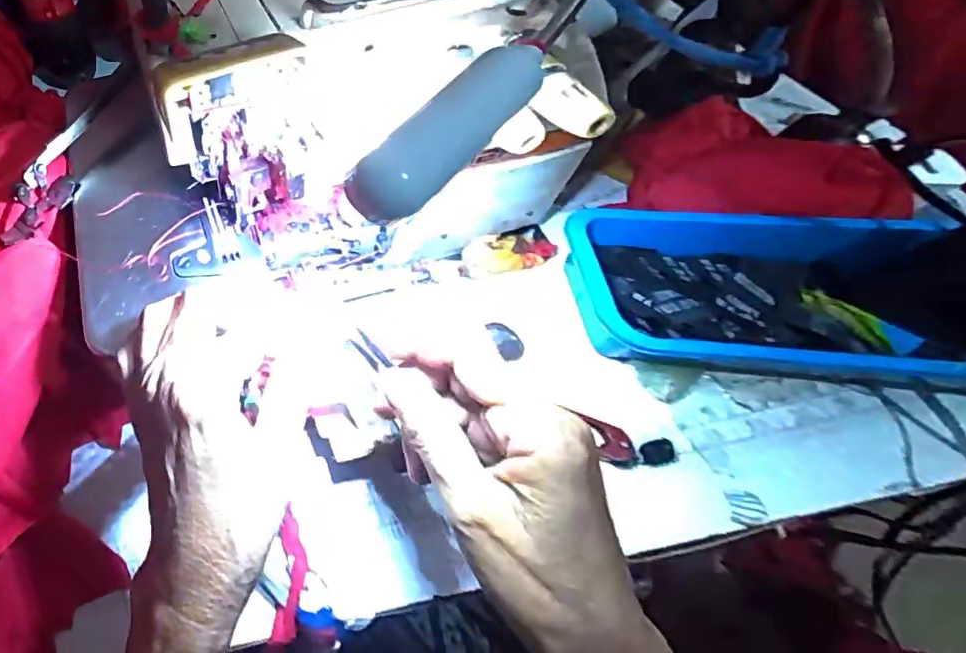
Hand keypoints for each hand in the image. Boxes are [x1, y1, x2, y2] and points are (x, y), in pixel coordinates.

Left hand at [121, 289, 309, 652]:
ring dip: (192, 308)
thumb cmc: (242, 511)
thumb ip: (288, 389)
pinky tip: (181, 339)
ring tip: (225, 322)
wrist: (192, 555)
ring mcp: (140, 381)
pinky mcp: (131, 394)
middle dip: (233, 301)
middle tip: (263, 315)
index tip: (302, 319)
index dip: (279, 322)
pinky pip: (133, 340)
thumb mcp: (279, 454)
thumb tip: (303, 345)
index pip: (245, 331)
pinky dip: (157, 328)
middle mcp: (163, 373)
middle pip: (193, 305)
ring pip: (157, 313)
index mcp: (202, 388)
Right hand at [374, 329, 669, 652]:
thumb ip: (428, 431)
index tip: (374, 343)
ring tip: (406, 454)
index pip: (468, 362)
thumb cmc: (535, 578)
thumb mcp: (469, 502)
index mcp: (542, 425)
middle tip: (380, 412)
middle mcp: (547, 420)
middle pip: (464, 383)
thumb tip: (390, 377)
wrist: (591, 642)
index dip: (417, 349)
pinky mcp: (536, 456)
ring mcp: (543, 438)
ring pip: (465, 407)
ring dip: (429, 424)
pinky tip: (427, 464)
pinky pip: (478, 430)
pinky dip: (447, 442)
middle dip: (419, 397)